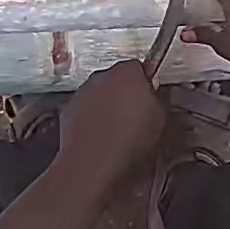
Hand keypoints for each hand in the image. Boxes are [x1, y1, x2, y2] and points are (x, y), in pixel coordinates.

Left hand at [57, 60, 164, 185]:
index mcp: (127, 72)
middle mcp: (101, 77)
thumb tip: (153, 97)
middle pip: (116, 78)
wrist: (95, 162)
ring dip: (107, 105)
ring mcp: (82, 93)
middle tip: (137, 113)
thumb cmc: (130, 139)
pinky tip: (102, 137)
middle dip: (125, 92)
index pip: (138, 66)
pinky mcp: (68, 111)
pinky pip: (85, 109)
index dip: (145, 81)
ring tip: (119, 129)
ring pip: (99, 93)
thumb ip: (156, 99)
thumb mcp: (161, 119)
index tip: (150, 94)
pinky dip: (91, 118)